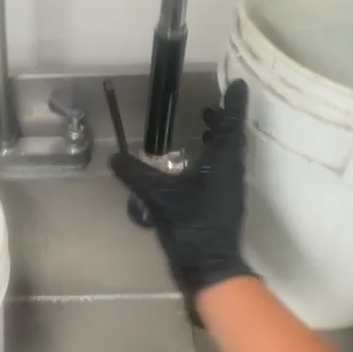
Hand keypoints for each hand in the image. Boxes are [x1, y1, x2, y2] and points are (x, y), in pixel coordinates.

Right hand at [111, 79, 253, 299]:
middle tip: (213, 105)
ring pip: (228, 156)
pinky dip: (213, 158)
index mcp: (223, 163)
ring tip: (204, 128)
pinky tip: (196, 164)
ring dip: (219, 140)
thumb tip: (114, 158)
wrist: (210, 267)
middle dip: (224, 120)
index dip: (234, 104)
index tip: (238, 84)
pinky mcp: (225, 204)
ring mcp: (231, 190)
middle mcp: (232, 172)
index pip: (232, 125)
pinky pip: (222, 171)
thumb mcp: (159, 197)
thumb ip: (136, 175)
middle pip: (232, 139)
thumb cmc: (191, 226)